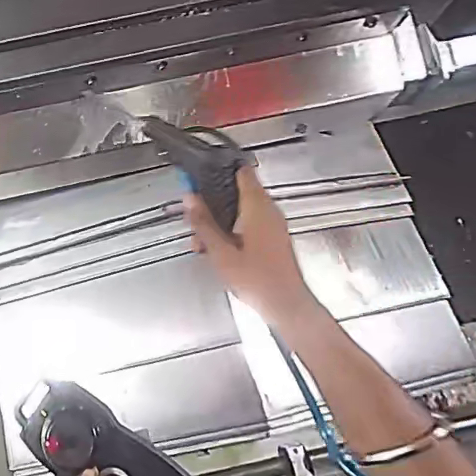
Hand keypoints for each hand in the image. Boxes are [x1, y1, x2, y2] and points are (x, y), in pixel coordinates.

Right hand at [185, 169, 323, 328]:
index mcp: (257, 207)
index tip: (200, 178)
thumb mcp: (221, 252)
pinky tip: (218, 252)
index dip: (219, 171)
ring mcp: (274, 225)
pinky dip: (233, 232)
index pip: (241, 172)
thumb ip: (204, 224)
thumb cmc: (257, 279)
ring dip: (221, 222)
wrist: (286, 304)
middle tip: (194, 218)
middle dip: (214, 204)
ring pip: (242, 212)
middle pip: (238, 193)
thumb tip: (190, 199)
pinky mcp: (274, 239)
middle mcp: (269, 211)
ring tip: (202, 243)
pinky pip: (250, 225)